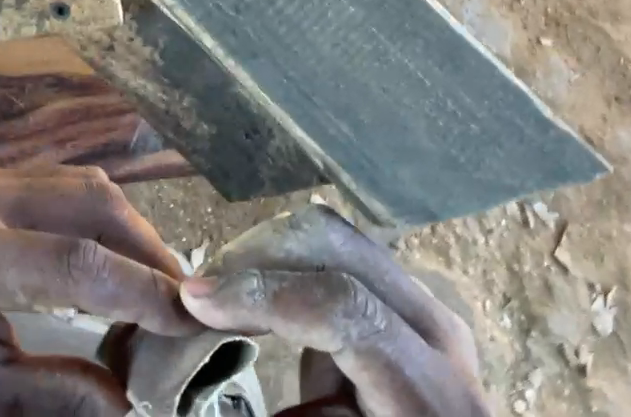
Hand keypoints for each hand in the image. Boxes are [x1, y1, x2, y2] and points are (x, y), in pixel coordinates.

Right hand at [179, 206, 489, 416]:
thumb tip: (203, 347)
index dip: (261, 295)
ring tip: (215, 287)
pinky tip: (243, 290)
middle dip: (252, 254)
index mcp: (431, 392)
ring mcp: (419, 300)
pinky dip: (274, 257)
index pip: (342, 306)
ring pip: (324, 231)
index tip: (196, 302)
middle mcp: (435, 328)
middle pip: (331, 241)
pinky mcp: (396, 290)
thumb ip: (289, 413)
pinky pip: (326, 247)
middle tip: (200, 288)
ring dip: (259, 252)